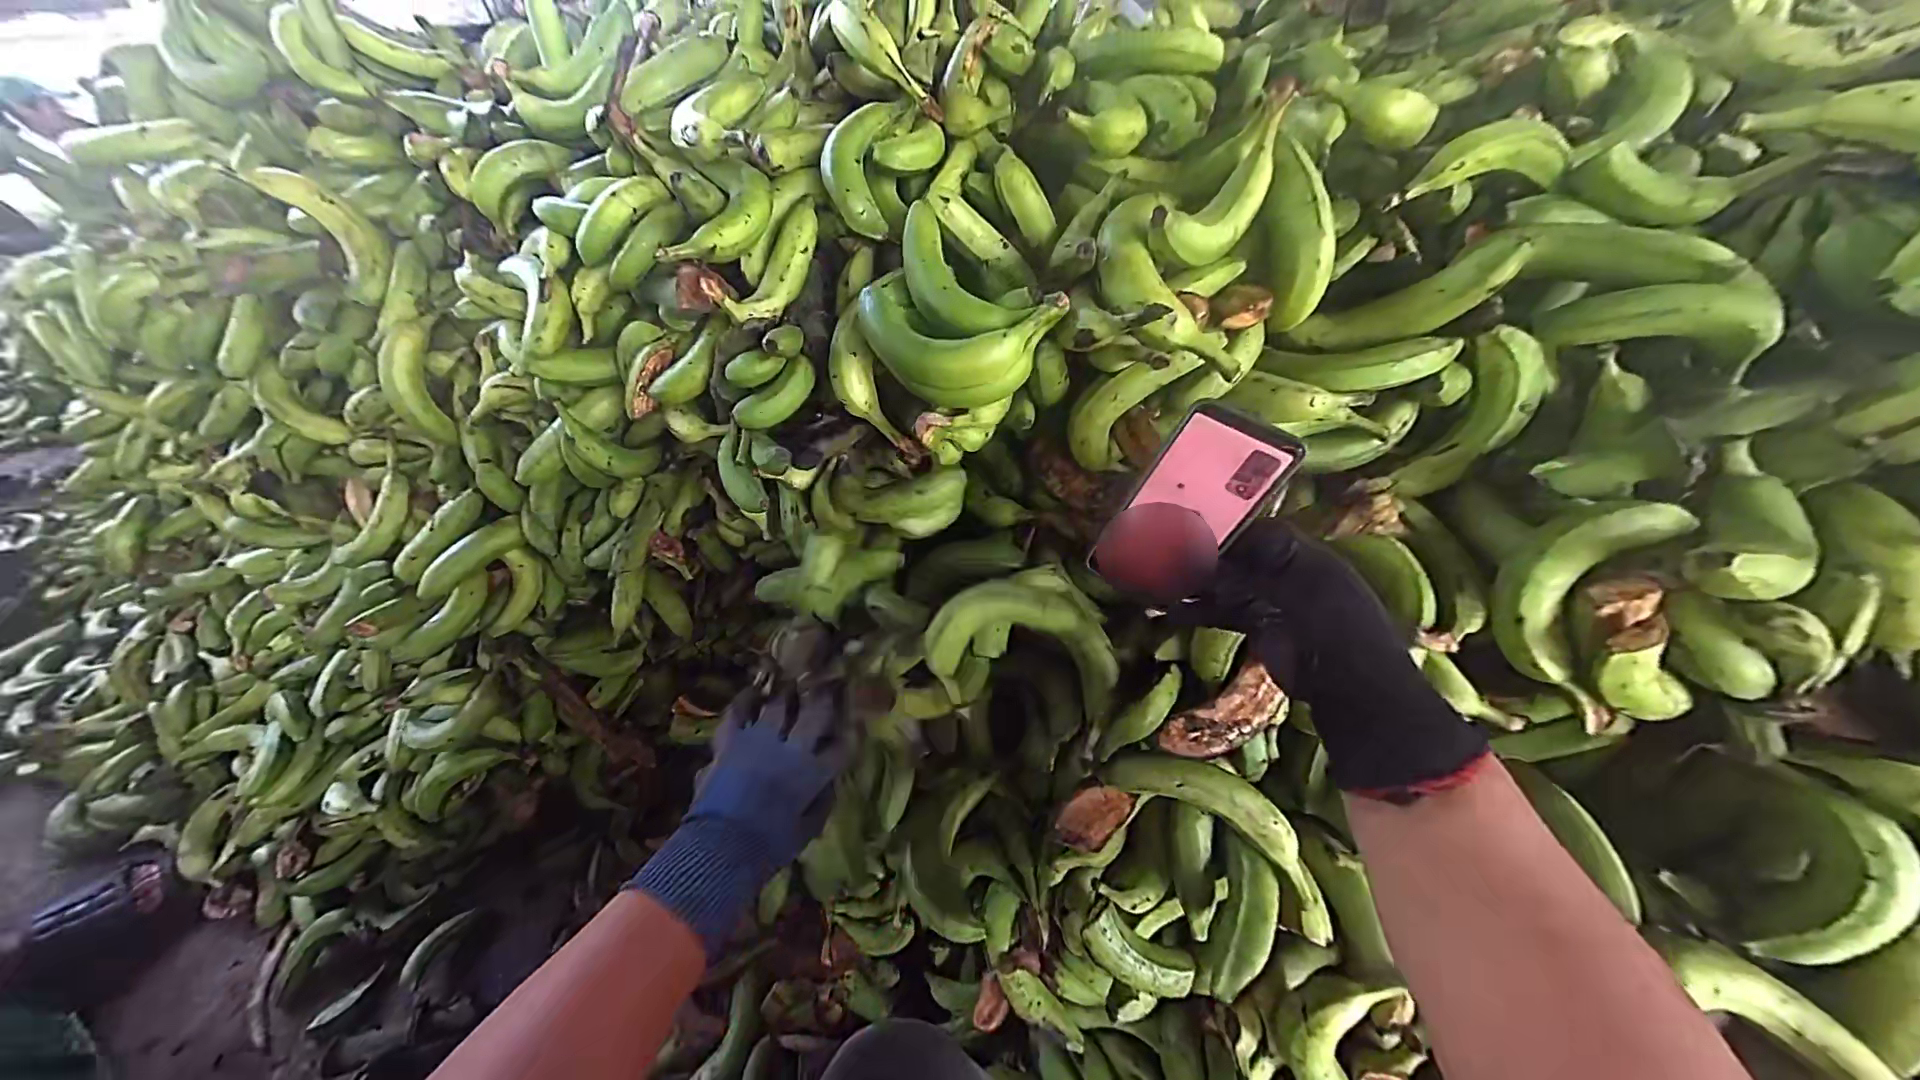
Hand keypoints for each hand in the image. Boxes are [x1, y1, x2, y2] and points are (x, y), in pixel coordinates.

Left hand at [688, 684, 852, 866]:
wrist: (718, 851)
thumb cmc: (767, 847)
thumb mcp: (806, 831)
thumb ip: (822, 803)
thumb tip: (829, 783)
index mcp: (812, 772)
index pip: (840, 746)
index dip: (850, 733)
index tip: (854, 724)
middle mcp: (790, 748)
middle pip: (813, 714)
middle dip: (823, 698)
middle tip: (827, 685)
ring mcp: (758, 740)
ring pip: (778, 706)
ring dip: (787, 695)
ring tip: (792, 685)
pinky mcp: (730, 741)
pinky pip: (738, 714)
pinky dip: (745, 702)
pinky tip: (752, 693)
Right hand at [1172, 518, 1486, 795]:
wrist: (1349, 685)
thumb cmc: (1333, 623)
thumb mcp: (1301, 581)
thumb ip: (1257, 561)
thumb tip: (1211, 543)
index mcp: (1301, 553)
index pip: (1252, 530)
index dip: (1219, 529)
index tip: (1183, 528)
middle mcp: (1283, 571)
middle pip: (1233, 557)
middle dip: (1199, 557)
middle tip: (1161, 556)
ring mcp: (1270, 599)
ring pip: (1222, 584)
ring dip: (1192, 585)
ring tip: (1158, 584)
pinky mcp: (1257, 626)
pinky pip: (1221, 611)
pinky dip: (1197, 611)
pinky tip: (1170, 613)